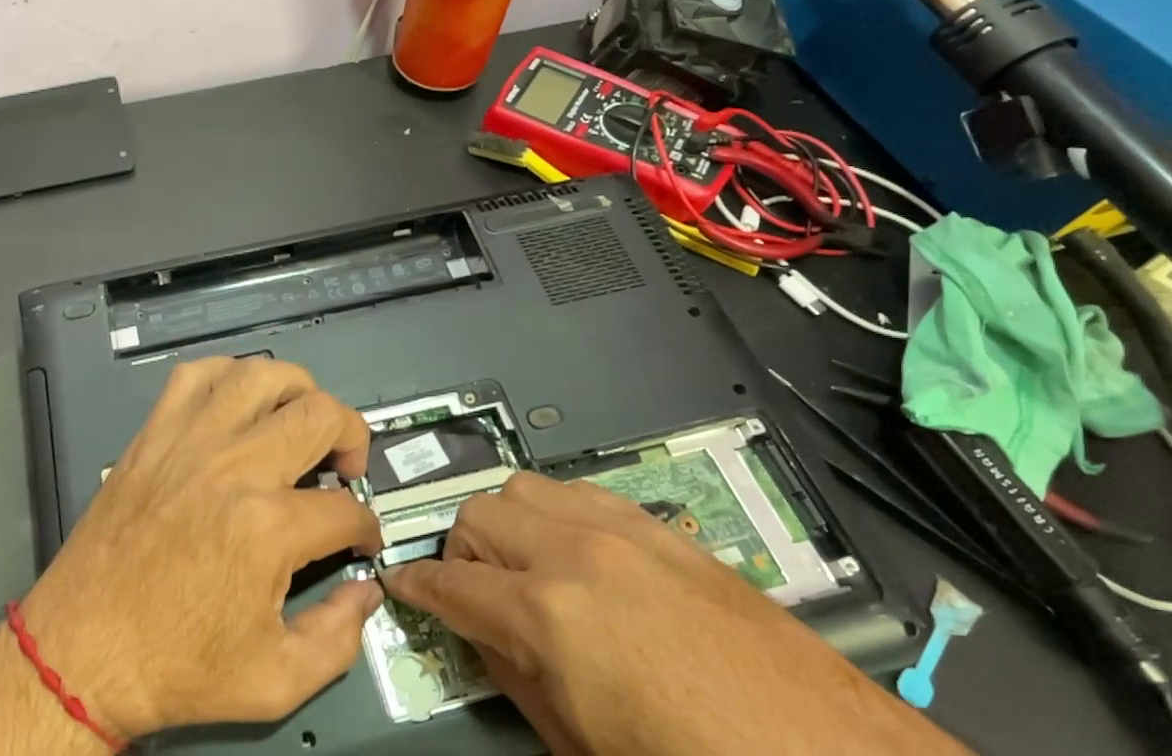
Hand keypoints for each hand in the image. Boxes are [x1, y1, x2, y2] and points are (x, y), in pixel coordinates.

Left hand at [17, 357, 384, 739]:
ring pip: (261, 374)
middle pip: (320, 415)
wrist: (83, 651)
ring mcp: (188, 442)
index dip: (366, 526)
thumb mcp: (274, 681)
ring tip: (300, 423)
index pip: (346, 508)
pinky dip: (227, 376)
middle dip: (352, 437)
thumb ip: (337, 637)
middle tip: (344, 470)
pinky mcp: (153, 435)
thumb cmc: (175, 666)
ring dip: (297, 391)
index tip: (358, 540)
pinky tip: (238, 405)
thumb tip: (365, 592)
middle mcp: (232, 467)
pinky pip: (195, 375)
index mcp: (267, 527)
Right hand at [383, 472, 970, 755]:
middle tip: (473, 594)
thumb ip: (511, 674)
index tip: (402, 586)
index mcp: (548, 615)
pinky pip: (579, 491)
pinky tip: (574, 551)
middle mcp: (576, 553)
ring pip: (522, 489)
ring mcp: (622, 530)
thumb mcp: (576, 739)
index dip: (415, 588)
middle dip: (459, 556)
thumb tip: (476, 635)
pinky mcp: (661, 526)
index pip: (449, 584)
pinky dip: (556, 513)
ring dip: (505, 525)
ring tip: (521, 567)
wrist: (816, 750)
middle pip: (475, 516)